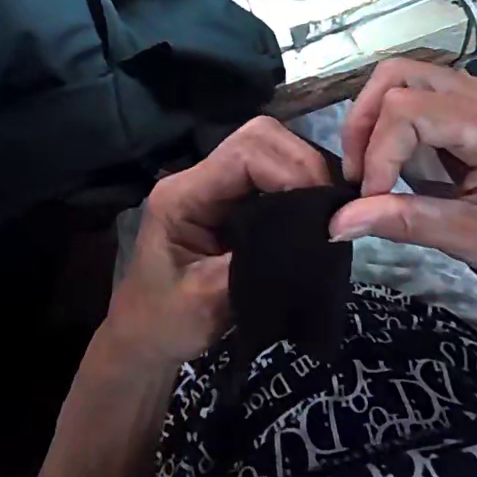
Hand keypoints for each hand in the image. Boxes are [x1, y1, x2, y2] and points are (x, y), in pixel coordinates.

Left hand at [100, 117, 330, 369]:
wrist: (145, 337)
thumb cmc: (166, 322)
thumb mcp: (210, 301)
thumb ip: (257, 264)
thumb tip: (313, 238)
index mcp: (182, 195)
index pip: (244, 154)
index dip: (291, 171)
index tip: (322, 212)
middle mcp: (197, 179)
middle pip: (259, 138)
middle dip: (303, 165)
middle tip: (331, 209)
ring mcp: (213, 186)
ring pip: (270, 150)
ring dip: (304, 174)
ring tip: (327, 213)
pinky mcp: (229, 200)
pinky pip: (271, 175)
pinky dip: (299, 187)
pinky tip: (313, 216)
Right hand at [329, 59, 476, 297]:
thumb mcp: (471, 240)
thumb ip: (404, 222)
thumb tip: (338, 221)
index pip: (408, 110)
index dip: (378, 151)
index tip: (371, 198)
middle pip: (397, 75)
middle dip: (365, 123)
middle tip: (360, 173)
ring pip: (400, 77)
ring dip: (372, 118)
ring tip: (370, 165)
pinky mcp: (469, 103)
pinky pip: (413, 91)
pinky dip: (388, 120)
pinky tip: (392, 157)